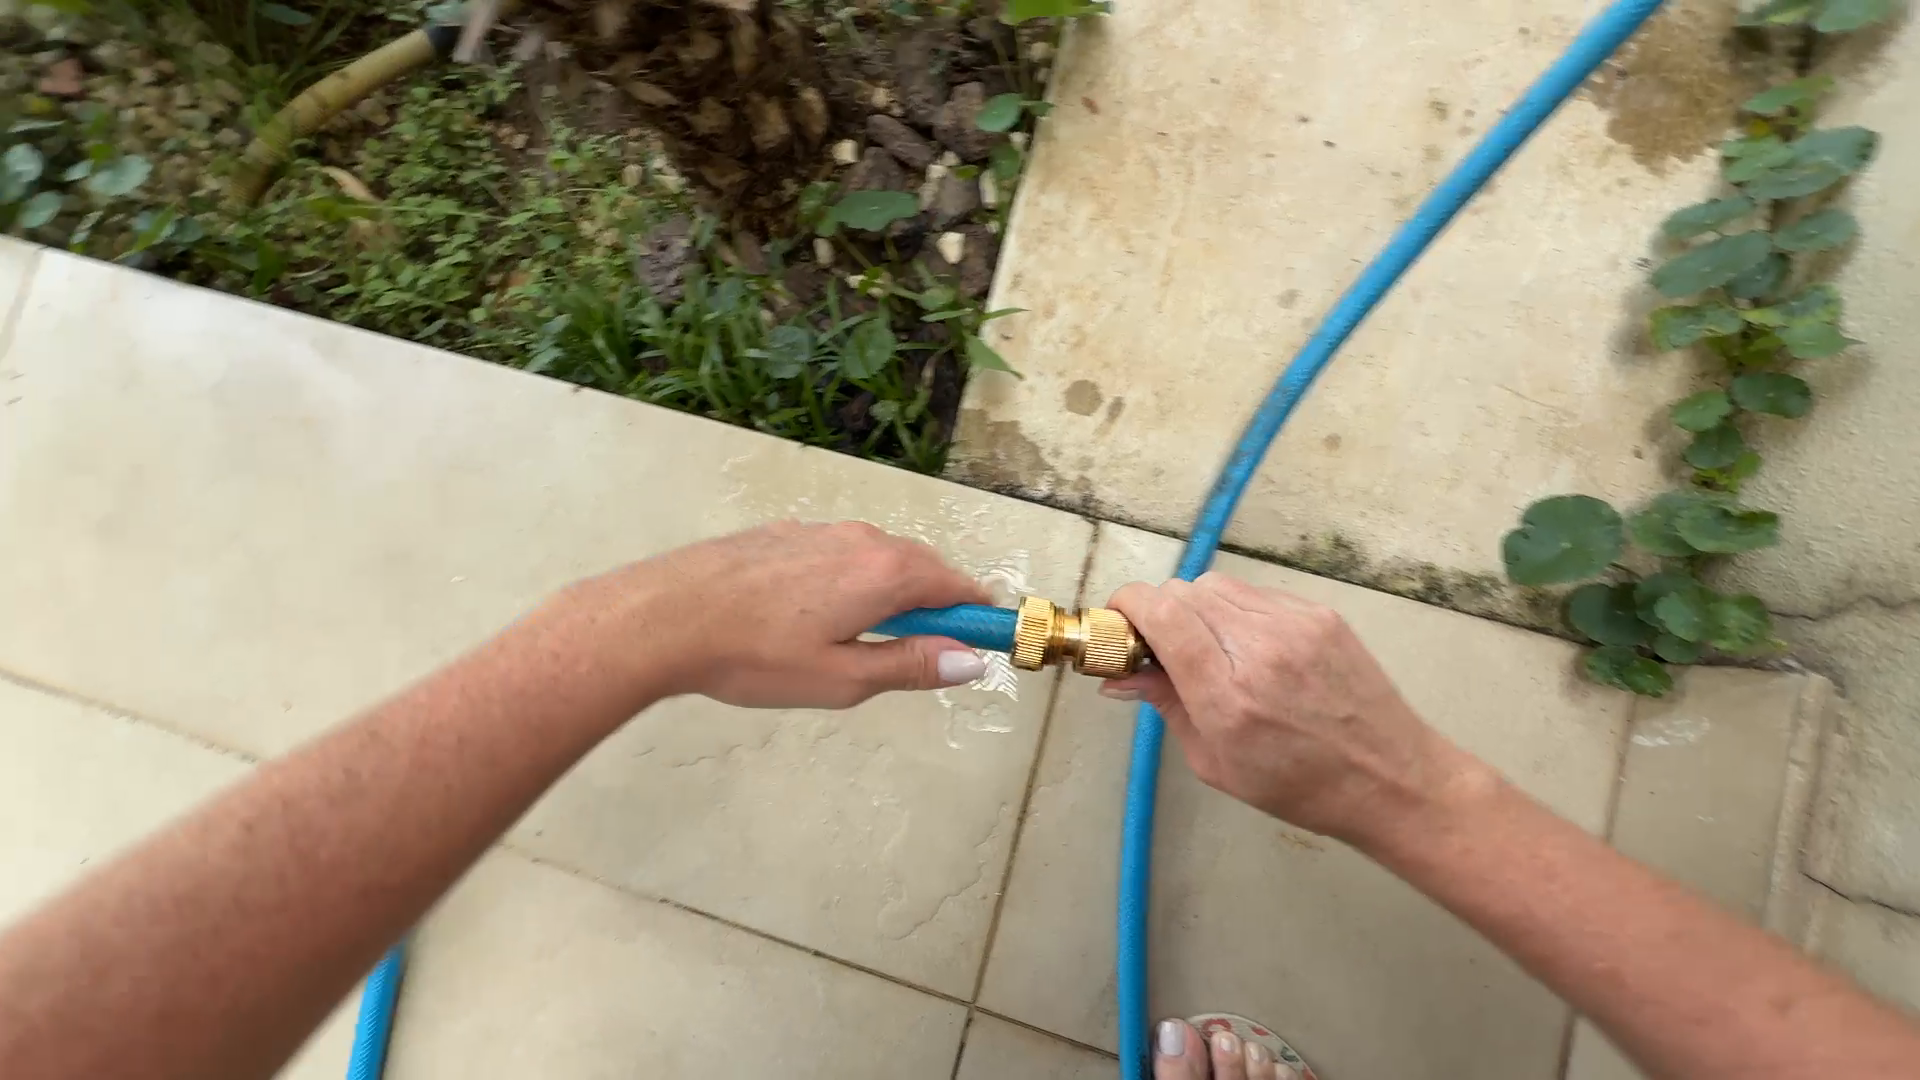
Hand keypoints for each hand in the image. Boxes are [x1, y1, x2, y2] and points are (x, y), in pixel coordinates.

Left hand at [561, 521, 991, 709]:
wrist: (664, 616)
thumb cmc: (758, 657)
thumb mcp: (843, 678)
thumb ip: (913, 665)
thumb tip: (972, 661)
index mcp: (886, 573)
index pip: (957, 586)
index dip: (977, 614)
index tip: (984, 639)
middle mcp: (862, 539)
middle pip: (922, 567)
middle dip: (936, 603)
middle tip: (925, 648)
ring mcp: (820, 530)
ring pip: (879, 557)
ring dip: (892, 590)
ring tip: (866, 634)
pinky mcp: (785, 532)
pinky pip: (840, 552)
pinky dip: (853, 577)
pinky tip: (817, 609)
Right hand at [1103, 573, 1473, 843]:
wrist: (1392, 779)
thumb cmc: (1295, 786)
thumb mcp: (1213, 762)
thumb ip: (1164, 705)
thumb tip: (1116, 675)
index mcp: (1226, 696)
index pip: (1161, 613)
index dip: (1128, 605)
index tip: (1119, 622)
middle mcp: (1259, 649)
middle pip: (1182, 592)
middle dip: (1159, 611)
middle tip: (1162, 645)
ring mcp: (1294, 624)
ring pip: (1215, 584)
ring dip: (1195, 607)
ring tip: (1208, 645)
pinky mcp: (1319, 614)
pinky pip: (1254, 593)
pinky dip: (1235, 610)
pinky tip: (1248, 645)